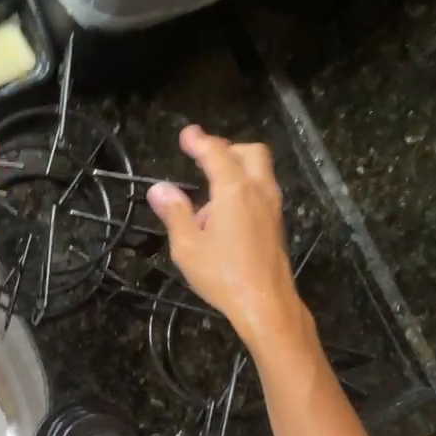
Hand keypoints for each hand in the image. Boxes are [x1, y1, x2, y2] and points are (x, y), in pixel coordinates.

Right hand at [147, 125, 315, 354]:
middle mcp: (258, 190)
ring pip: (259, 170)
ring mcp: (272, 206)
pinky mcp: (276, 222)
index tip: (187, 134)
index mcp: (234, 191)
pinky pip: (261, 190)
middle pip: (248, 152)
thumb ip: (175, 213)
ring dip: (236, 168)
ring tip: (209, 195)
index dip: (200, 141)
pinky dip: (244, 187)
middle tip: (203, 159)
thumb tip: (159, 189)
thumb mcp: (187, 247)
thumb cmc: (222, 275)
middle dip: (226, 149)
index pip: (216, 154)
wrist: (264, 302)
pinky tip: (225, 215)